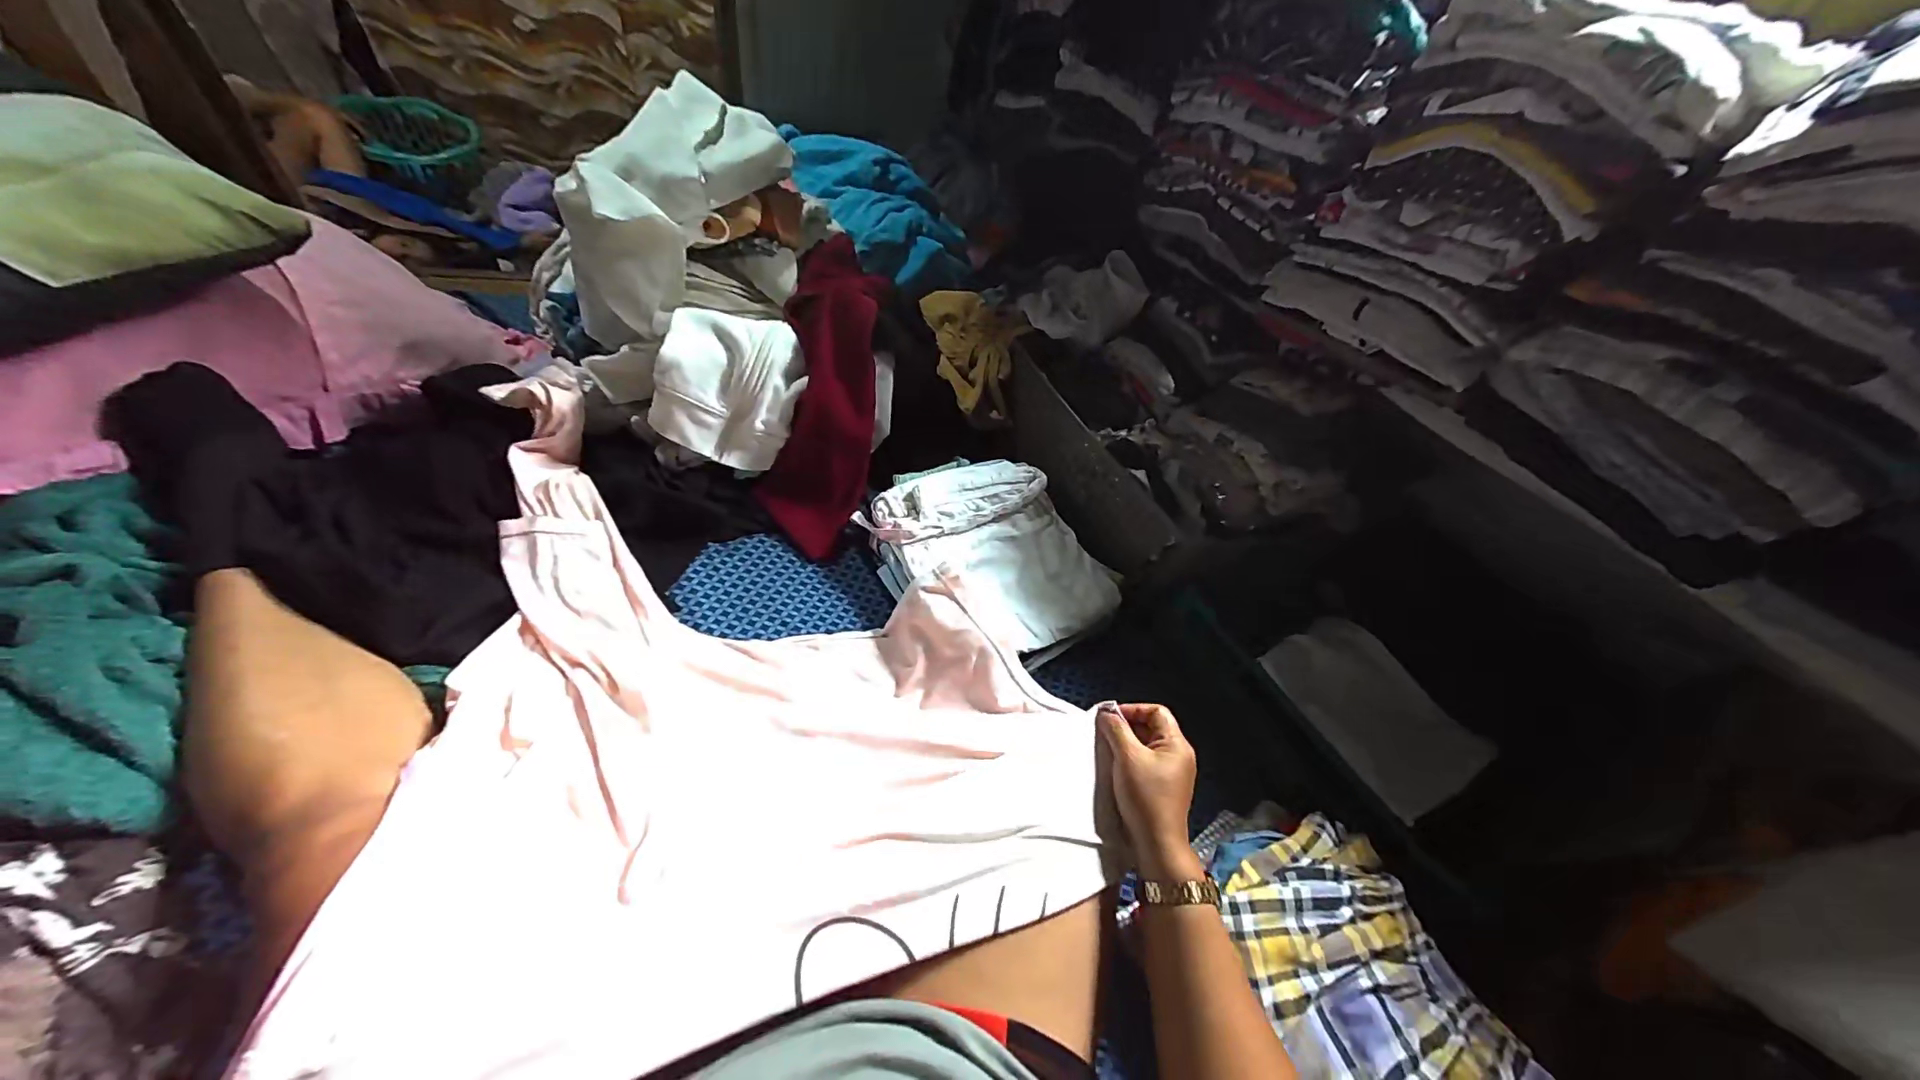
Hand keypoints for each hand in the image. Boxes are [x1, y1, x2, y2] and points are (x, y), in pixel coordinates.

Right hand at [1100, 703, 1203, 880]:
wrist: (1157, 843)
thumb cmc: (1145, 798)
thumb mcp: (1127, 758)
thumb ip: (1116, 730)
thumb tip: (1106, 713)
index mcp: (1177, 745)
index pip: (1156, 712)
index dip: (1132, 709)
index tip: (1110, 717)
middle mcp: (1179, 755)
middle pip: (1152, 727)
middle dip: (1127, 726)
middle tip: (1105, 732)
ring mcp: (1173, 772)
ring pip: (1147, 745)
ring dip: (1126, 743)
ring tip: (1108, 749)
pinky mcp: (1163, 786)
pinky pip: (1146, 762)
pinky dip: (1130, 759)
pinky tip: (1116, 767)